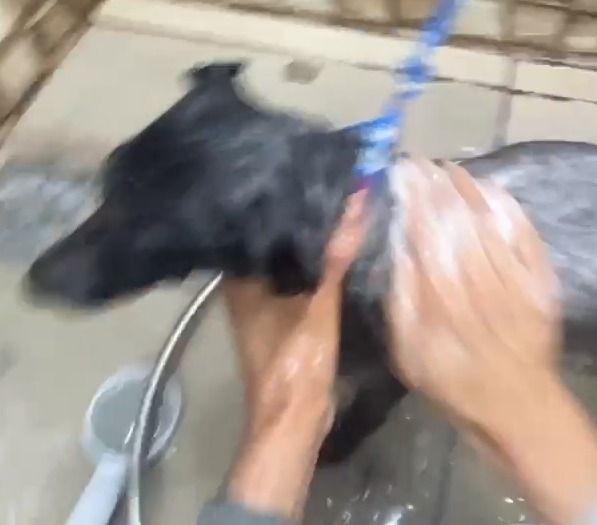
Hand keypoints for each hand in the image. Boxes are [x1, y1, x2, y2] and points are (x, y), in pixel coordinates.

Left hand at [220, 193, 366, 515]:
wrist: (295, 420)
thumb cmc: (295, 361)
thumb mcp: (320, 303)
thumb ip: (337, 254)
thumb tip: (357, 201)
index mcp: (239, 281)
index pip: (255, 227)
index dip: (279, 202)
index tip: (304, 175)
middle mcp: (244, 289)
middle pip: (274, 244)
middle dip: (299, 221)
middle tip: (327, 187)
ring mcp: (262, 307)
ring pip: (287, 263)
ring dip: (309, 245)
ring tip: (337, 208)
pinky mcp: (281, 320)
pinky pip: (298, 282)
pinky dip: (315, 268)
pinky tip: (338, 250)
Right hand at [385, 159, 562, 434]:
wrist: (520, 407)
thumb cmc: (455, 381)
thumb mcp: (410, 351)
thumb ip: (402, 296)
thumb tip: (398, 243)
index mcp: (443, 304)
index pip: (425, 236)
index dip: (413, 201)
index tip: (401, 175)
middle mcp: (479, 286)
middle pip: (455, 223)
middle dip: (435, 186)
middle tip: (420, 161)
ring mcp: (514, 280)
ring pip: (487, 223)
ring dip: (466, 189)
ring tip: (447, 167)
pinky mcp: (541, 280)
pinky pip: (523, 234)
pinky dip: (506, 207)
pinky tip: (488, 187)